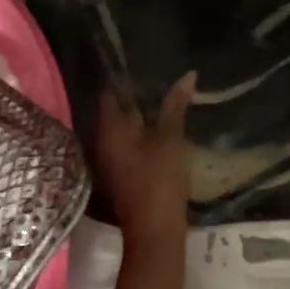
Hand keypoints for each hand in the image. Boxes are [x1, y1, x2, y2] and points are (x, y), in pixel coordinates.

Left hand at [96, 73, 194, 246]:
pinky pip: (126, 140)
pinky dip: (140, 129)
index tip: (138, 57)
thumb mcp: (170, 138)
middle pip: (114, 107)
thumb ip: (175, 105)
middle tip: (156, 71)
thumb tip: (188, 75)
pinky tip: (159, 123)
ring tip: (161, 92)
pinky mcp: (119, 170)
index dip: (122, 73)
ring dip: (138, 111)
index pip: (109, 90)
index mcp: (108, 128)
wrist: (154, 231)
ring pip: (121, 125)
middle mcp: (101, 140)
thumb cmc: (159, 180)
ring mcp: (108, 157)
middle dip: (133, 91)